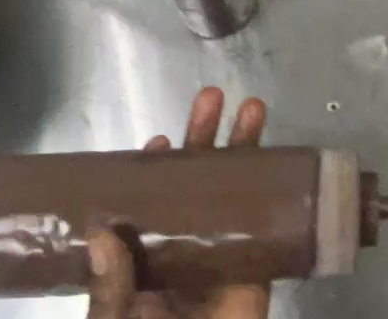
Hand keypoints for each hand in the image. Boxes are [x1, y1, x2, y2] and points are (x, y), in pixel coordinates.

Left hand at [85, 87, 270, 318]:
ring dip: (243, 148)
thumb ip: (111, 290)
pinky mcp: (258, 271)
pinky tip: (283, 161)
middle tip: (213, 98)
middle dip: (205, 138)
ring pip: (235, 191)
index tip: (158, 141)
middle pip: (196, 182)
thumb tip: (104, 231)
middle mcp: (182, 247)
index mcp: (144, 259)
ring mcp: (222, 255)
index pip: (148, 201)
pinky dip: (277, 191)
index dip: (155, 169)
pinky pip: (269, 225)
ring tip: (252, 109)